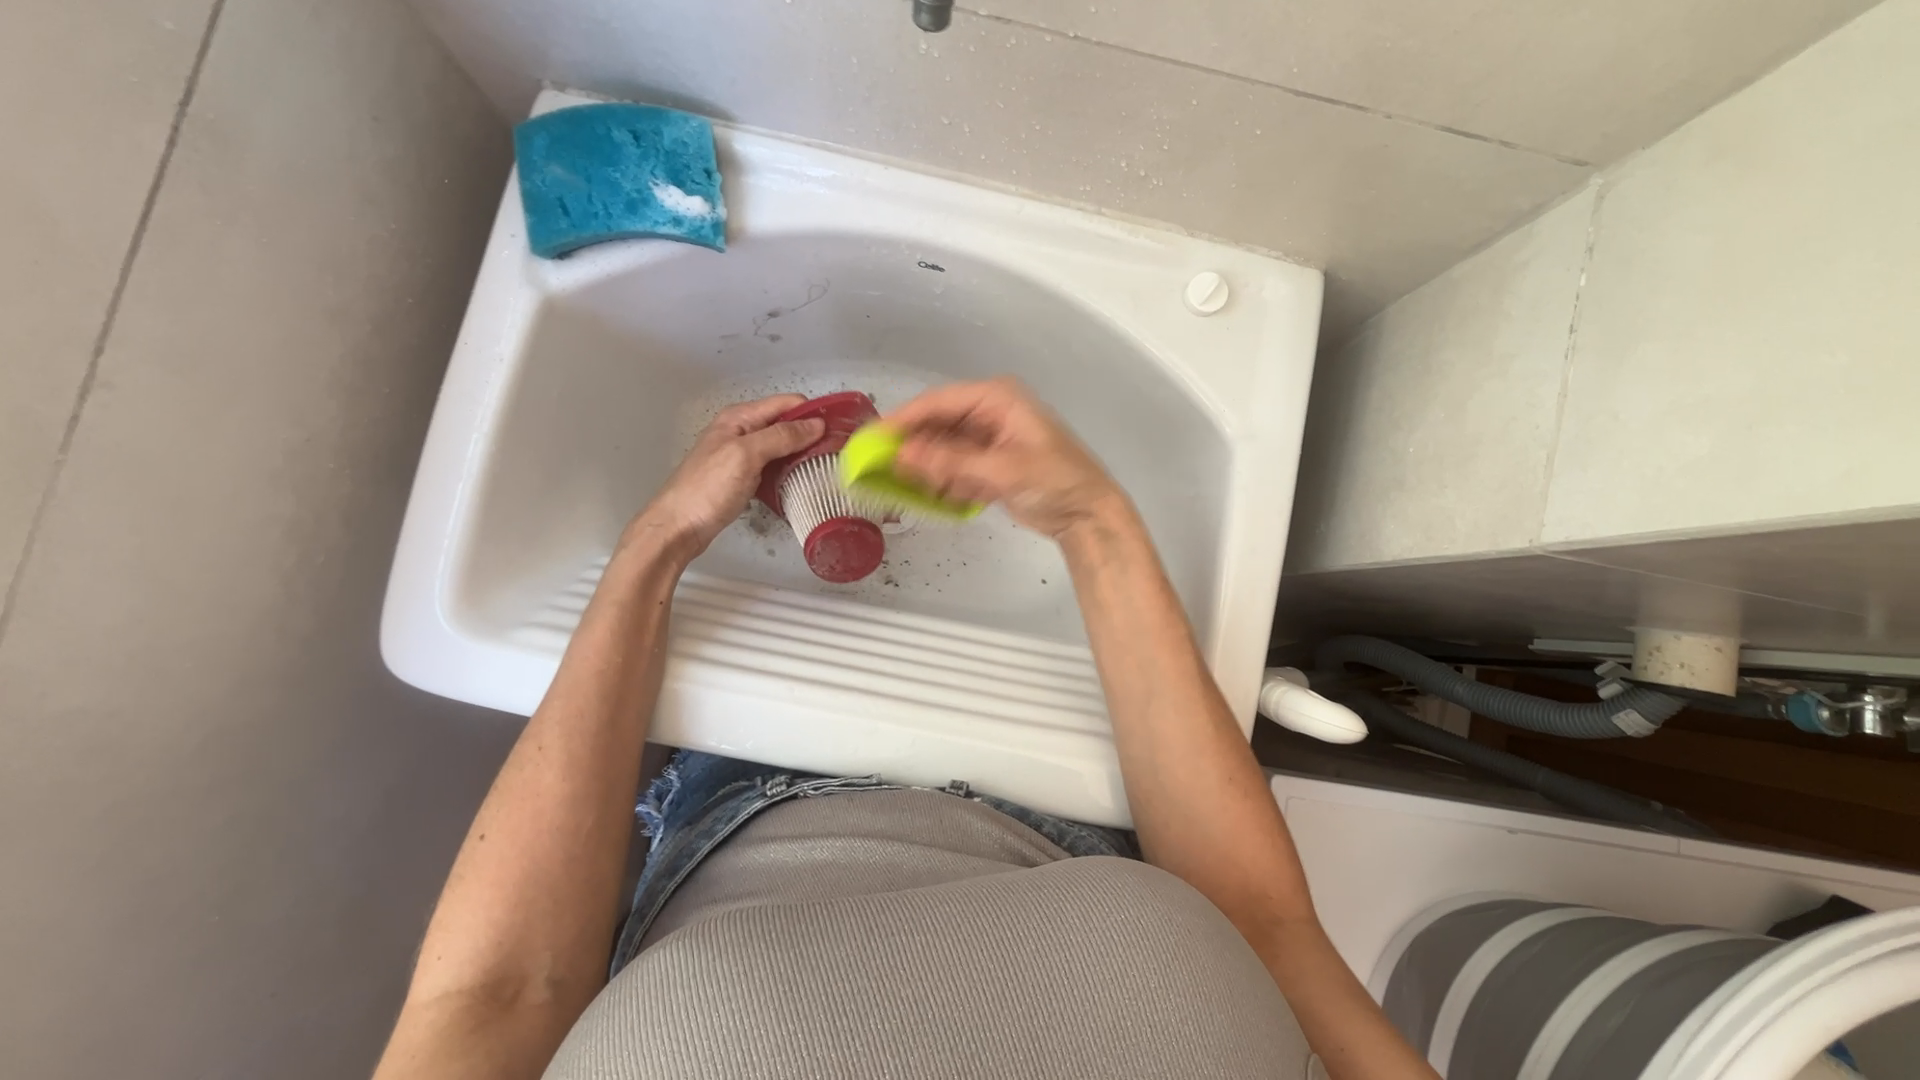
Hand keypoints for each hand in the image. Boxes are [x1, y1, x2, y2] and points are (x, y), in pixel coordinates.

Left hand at [626, 395, 824, 561]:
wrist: (678, 527)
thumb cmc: (707, 489)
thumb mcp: (746, 456)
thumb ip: (781, 436)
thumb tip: (816, 424)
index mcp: (739, 418)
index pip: (786, 404)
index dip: (812, 413)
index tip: (838, 429)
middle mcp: (741, 431)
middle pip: (785, 424)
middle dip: (810, 434)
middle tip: (836, 452)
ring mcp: (741, 455)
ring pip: (781, 447)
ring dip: (801, 455)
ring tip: (823, 468)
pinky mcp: (743, 478)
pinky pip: (773, 467)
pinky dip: (787, 472)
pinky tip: (800, 483)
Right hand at [887, 377, 1125, 538]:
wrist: (1089, 514)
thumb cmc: (1055, 481)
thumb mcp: (1002, 470)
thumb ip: (950, 462)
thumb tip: (902, 456)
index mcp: (997, 398)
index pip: (938, 402)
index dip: (903, 420)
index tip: (871, 439)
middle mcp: (990, 412)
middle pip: (937, 424)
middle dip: (911, 446)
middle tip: (878, 467)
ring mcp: (990, 438)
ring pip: (943, 447)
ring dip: (926, 468)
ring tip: (900, 486)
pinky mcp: (990, 463)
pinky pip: (955, 467)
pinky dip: (943, 482)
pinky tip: (932, 497)